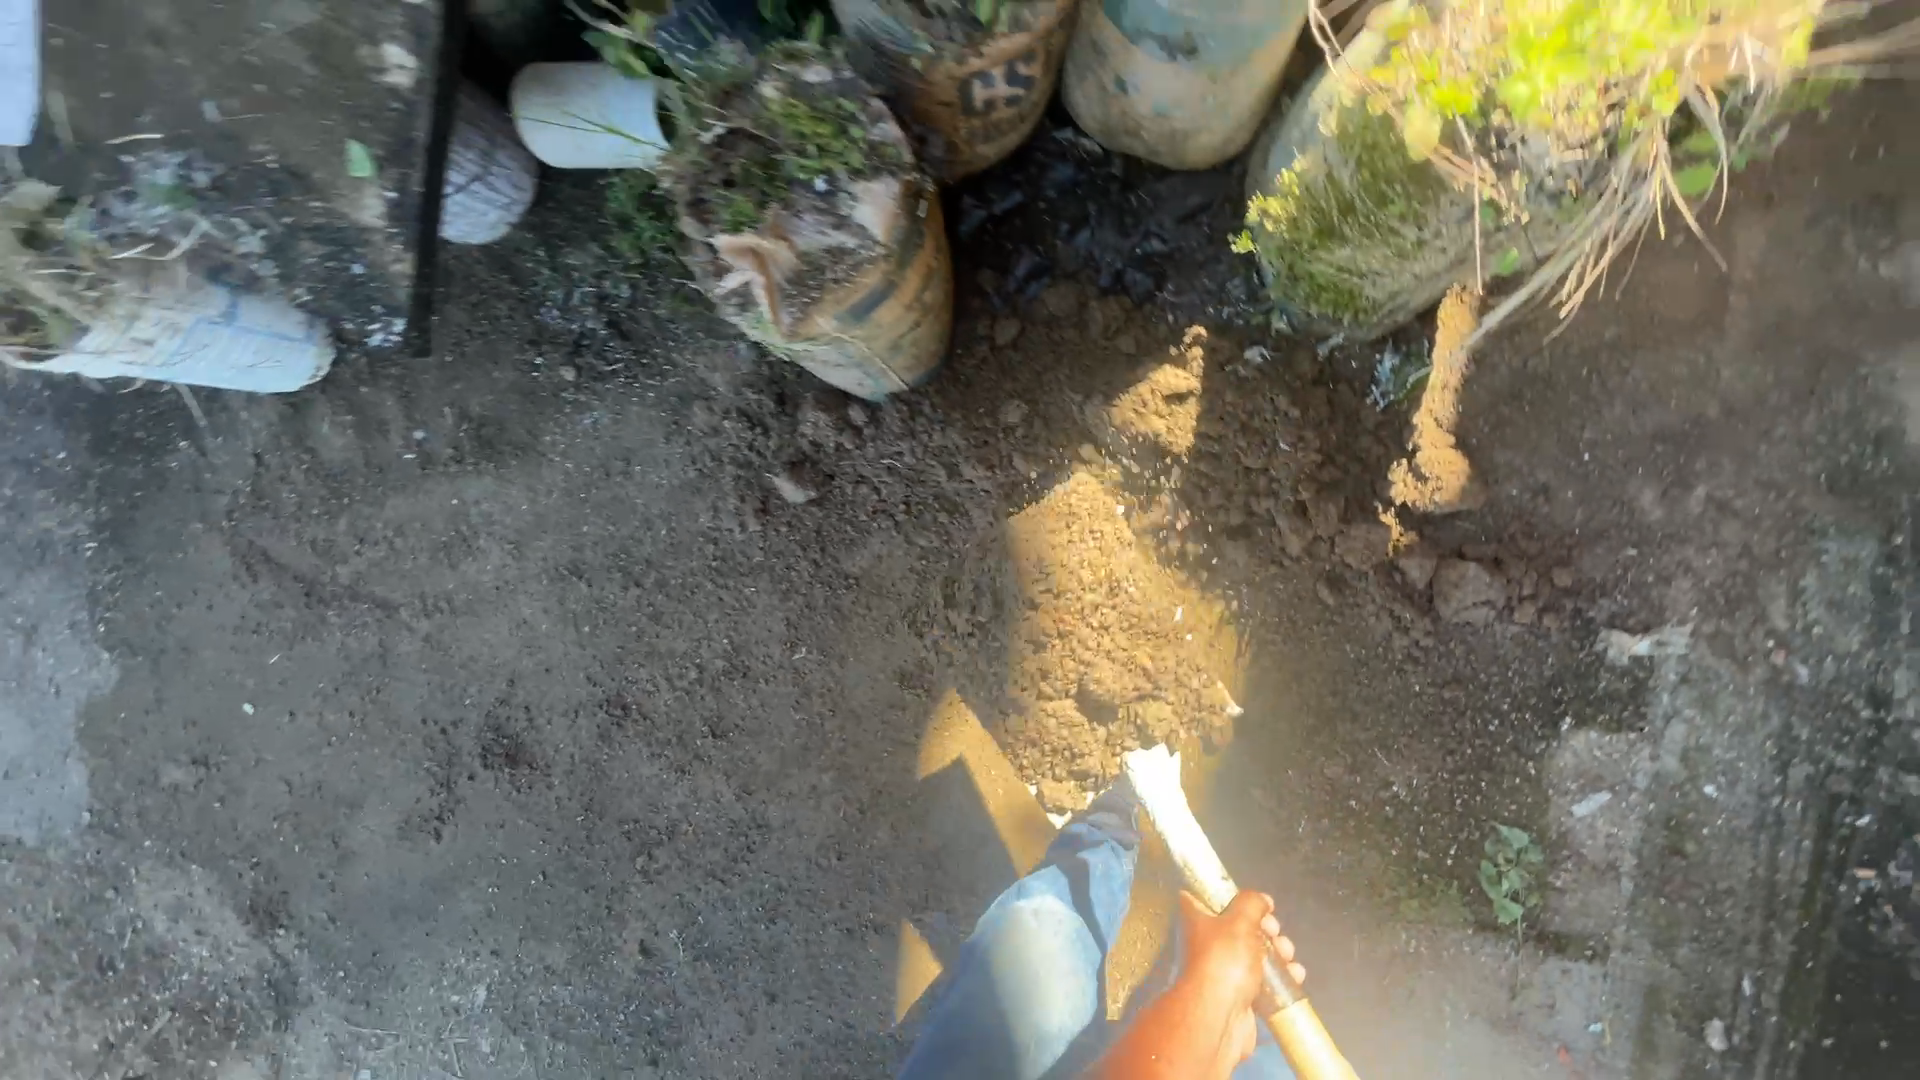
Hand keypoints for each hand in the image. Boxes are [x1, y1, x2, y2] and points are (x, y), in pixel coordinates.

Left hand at [1089, 890, 1305, 1079]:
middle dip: (1266, 928)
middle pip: (1240, 925)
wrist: (1219, 1015)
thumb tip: (1262, 900)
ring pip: (1255, 952)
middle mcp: (1206, 941)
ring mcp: (1223, 969)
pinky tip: (1295, 975)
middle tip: (1274, 932)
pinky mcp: (1240, 993)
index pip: (1207, 897)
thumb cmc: (1223, 959)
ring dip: (1277, 951)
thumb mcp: (1239, 920)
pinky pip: (1263, 979)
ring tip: (1287, 956)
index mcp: (1196, 918)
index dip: (1232, 897)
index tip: (1254, 902)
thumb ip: (1251, 903)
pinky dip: (1280, 976)